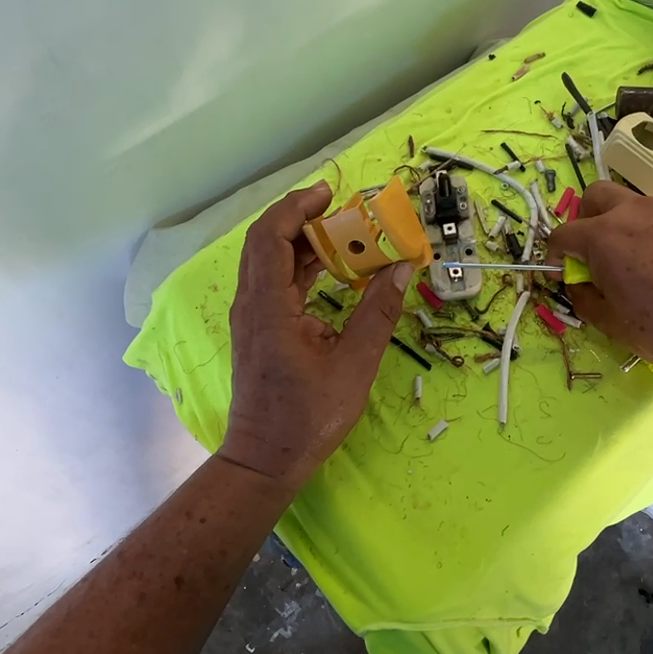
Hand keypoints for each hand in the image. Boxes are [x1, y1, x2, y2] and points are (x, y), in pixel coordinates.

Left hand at [223, 182, 411, 488]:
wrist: (265, 459)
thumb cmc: (308, 417)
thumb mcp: (354, 365)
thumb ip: (378, 313)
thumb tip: (400, 268)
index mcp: (267, 307)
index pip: (271, 238)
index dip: (297, 208)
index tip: (330, 194)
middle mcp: (251, 304)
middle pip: (266, 242)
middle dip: (301, 218)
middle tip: (340, 207)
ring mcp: (252, 317)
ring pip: (270, 261)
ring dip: (303, 242)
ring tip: (344, 232)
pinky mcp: (259, 330)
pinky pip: (276, 283)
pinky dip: (302, 267)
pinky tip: (332, 268)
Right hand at [546, 182, 652, 389]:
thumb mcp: (614, 326)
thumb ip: (586, 298)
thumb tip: (580, 282)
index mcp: (604, 238)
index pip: (563, 234)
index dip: (557, 253)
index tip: (564, 269)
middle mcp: (636, 212)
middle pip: (597, 195)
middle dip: (589, 217)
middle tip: (599, 250)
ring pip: (641, 205)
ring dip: (633, 225)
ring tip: (651, 263)